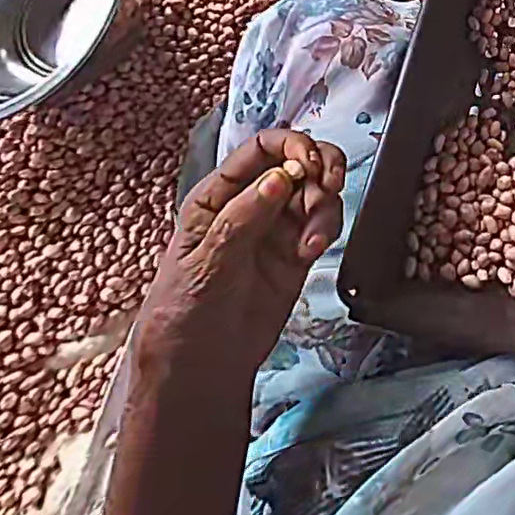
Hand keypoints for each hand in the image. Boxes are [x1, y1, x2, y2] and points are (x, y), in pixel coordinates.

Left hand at [135, 129, 347, 380]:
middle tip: (330, 184)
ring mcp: (277, 225)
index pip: (260, 149)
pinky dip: (327, 230)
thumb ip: (243, 218)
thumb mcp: (206, 264)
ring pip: (316, 190)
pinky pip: (324, 223)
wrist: (200, 369)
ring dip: (325, 205)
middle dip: (320, 165)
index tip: (311, 163)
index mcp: (219, 194)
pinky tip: (312, 250)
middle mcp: (252, 201)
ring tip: (314, 239)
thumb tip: (279, 177)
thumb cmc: (184, 313)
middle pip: (298, 160)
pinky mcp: (298, 249)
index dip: (291, 145)